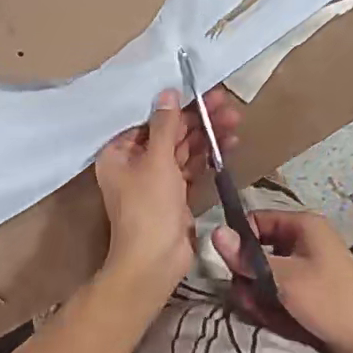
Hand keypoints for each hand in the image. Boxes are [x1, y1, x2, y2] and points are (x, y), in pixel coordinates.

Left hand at [94, 87, 241, 285]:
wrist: (154, 260)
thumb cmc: (148, 207)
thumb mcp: (156, 161)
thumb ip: (165, 126)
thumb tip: (167, 93)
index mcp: (117, 154)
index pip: (147, 121)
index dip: (175, 107)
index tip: (200, 93)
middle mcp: (133, 164)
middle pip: (167, 134)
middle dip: (196, 120)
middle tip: (226, 104)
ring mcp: (154, 181)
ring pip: (181, 150)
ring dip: (206, 136)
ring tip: (235, 120)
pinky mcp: (173, 195)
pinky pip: (190, 168)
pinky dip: (207, 157)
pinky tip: (229, 143)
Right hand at [213, 210, 352, 352]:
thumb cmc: (333, 303)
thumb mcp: (285, 279)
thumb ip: (247, 258)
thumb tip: (214, 232)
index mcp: (303, 226)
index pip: (252, 221)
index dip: (238, 241)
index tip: (232, 266)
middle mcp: (302, 241)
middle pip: (253, 250)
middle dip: (247, 276)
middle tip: (250, 297)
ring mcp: (304, 268)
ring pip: (261, 274)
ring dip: (256, 295)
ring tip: (265, 313)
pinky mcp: (305, 292)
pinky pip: (274, 292)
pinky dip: (270, 306)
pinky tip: (276, 320)